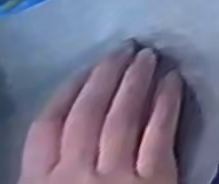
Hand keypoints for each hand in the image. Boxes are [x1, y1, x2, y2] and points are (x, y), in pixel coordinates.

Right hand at [20, 46, 183, 183]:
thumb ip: (51, 172)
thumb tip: (59, 143)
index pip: (44, 132)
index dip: (67, 94)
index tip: (87, 69)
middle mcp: (71, 181)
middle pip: (86, 117)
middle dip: (104, 78)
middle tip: (125, 49)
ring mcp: (114, 179)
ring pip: (123, 117)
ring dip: (136, 81)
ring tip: (150, 55)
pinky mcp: (154, 179)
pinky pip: (159, 132)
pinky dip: (166, 101)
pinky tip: (174, 79)